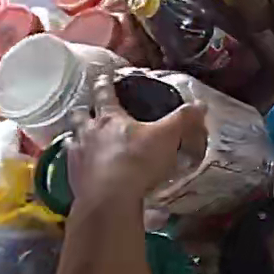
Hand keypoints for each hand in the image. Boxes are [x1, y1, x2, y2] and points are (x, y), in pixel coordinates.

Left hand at [65, 74, 205, 217]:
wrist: (110, 199)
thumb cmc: (138, 162)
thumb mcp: (168, 137)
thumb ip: (183, 119)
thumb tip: (200, 104)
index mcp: (109, 118)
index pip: (104, 92)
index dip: (105, 81)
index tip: (104, 74)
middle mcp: (88, 132)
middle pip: (81, 114)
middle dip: (86, 110)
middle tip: (91, 110)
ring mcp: (78, 155)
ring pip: (73, 138)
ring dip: (79, 136)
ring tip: (87, 138)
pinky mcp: (74, 177)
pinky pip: (73, 164)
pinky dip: (80, 162)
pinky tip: (87, 167)